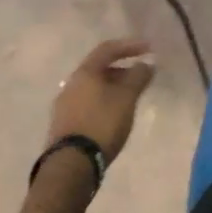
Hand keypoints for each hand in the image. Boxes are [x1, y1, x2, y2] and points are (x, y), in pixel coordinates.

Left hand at [46, 39, 155, 160]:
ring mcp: (63, 107)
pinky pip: (87, 104)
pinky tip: (113, 115)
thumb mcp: (126, 98)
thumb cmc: (101, 124)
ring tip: (130, 98)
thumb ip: (138, 77)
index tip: (149, 49)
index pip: (108, 49)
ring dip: (112, 88)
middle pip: (99, 69)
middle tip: (140, 76)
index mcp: (84, 73)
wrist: (70, 166)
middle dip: (122, 70)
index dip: (130, 46)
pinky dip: (103, 102)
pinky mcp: (63, 126)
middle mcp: (70, 85)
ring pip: (92, 88)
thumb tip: (146, 63)